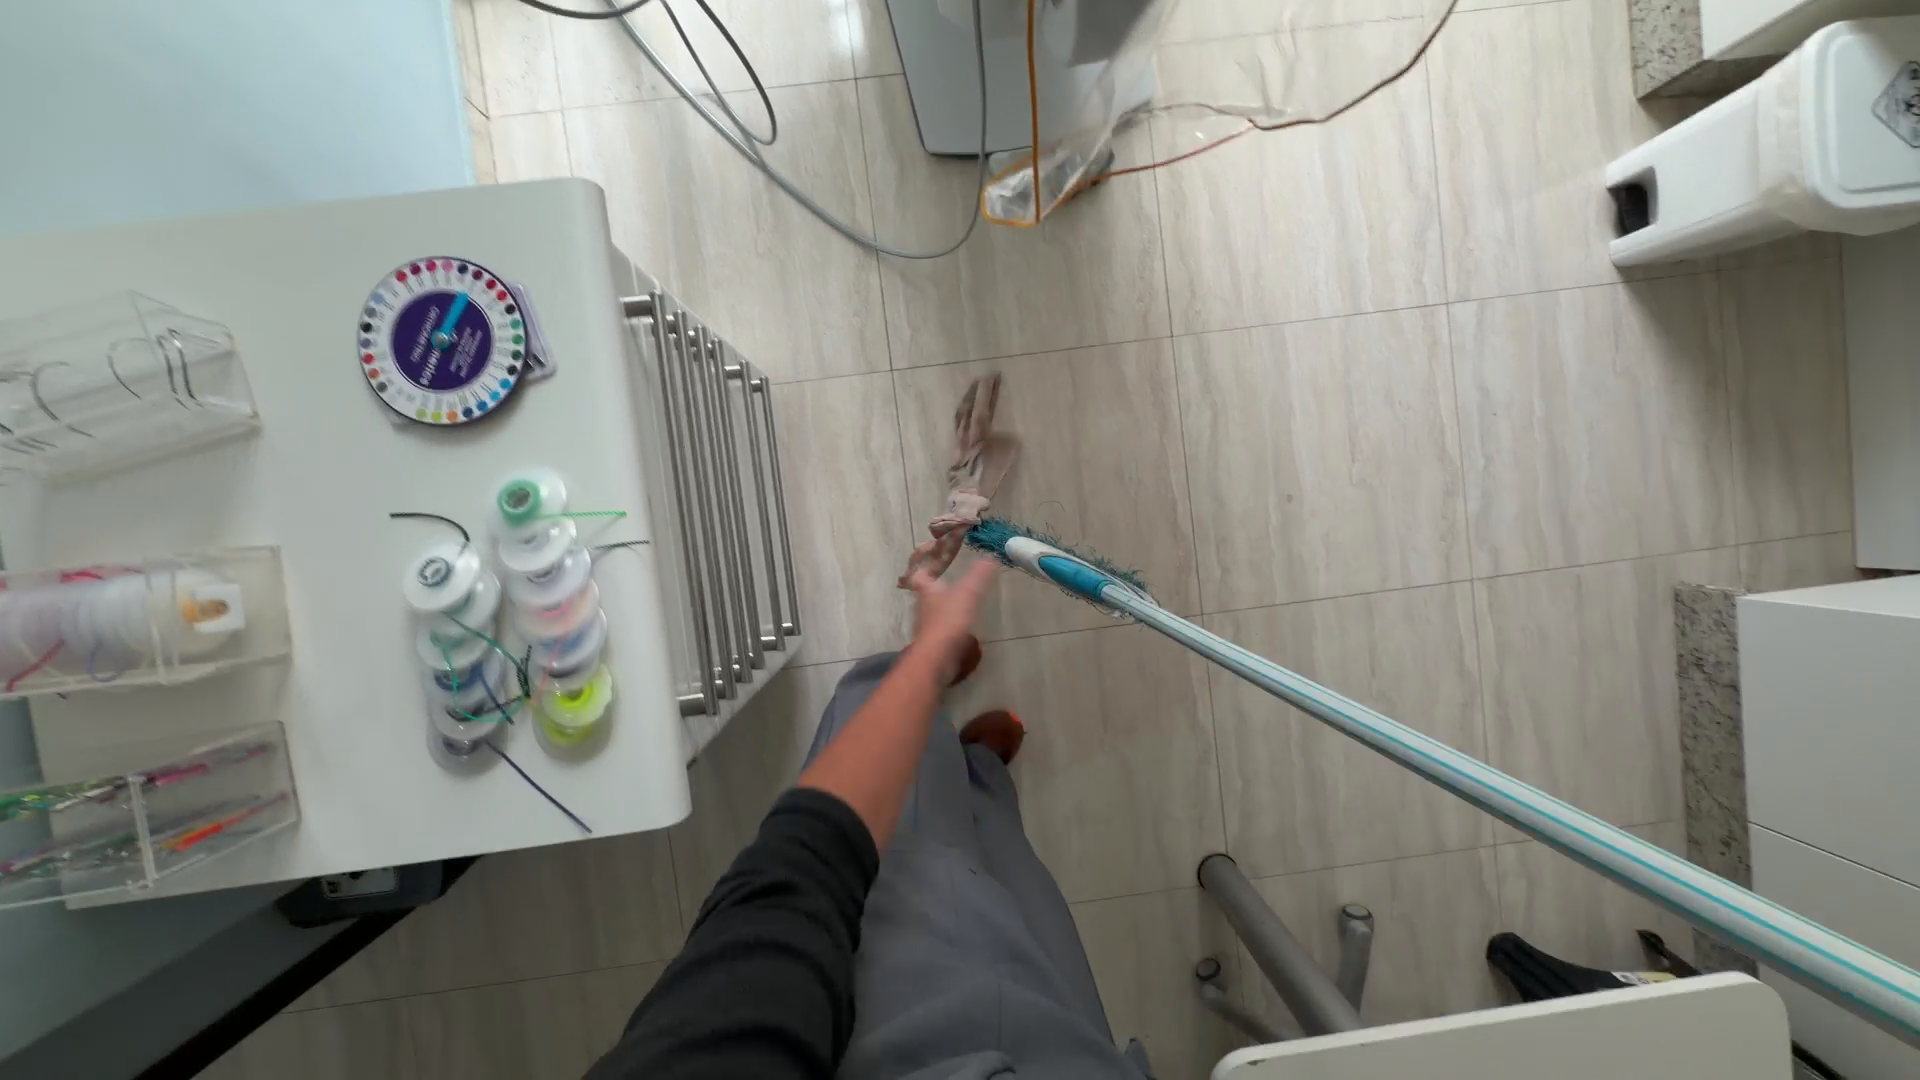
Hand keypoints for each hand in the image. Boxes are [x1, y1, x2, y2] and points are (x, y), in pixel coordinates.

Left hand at [904, 558, 995, 679]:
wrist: (938, 658)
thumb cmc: (949, 620)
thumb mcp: (967, 593)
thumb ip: (979, 576)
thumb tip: (989, 557)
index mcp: (926, 591)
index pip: (919, 575)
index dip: (924, 566)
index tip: (932, 561)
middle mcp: (922, 607)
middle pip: (926, 593)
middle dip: (937, 586)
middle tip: (950, 580)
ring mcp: (927, 625)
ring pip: (933, 610)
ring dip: (944, 606)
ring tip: (960, 602)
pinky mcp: (934, 641)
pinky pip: (941, 627)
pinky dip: (950, 623)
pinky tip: (962, 625)